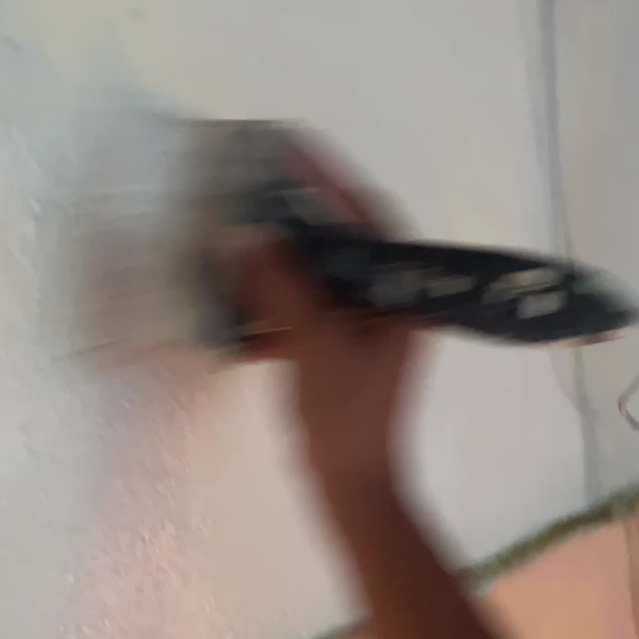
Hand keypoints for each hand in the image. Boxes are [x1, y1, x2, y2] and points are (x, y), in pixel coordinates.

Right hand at [233, 136, 422, 504]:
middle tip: (254, 189)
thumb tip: (246, 236)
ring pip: (317, 280)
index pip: (369, 219)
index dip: (330, 180)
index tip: (290, 149)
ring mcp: (362, 330)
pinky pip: (303, 315)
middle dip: (296, 219)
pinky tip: (237, 304)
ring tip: (237, 239)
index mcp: (402, 295)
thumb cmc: (344, 418)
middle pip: (341, 245)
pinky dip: (273, 308)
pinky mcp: (337, 354)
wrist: (352, 489)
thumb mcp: (314, 345)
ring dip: (278, 264)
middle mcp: (388, 303)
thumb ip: (282, 287)